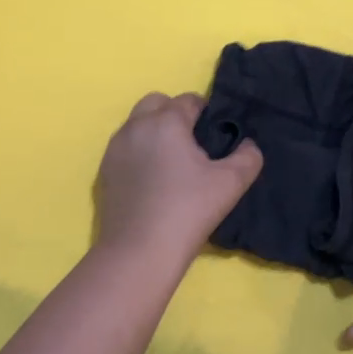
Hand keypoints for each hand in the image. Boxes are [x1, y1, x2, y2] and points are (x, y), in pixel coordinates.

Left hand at [94, 93, 262, 266]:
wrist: (138, 254)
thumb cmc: (187, 211)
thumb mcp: (231, 184)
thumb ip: (248, 157)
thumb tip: (248, 145)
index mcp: (166, 122)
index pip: (189, 100)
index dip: (206, 113)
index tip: (215, 136)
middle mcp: (137, 126)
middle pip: (157, 103)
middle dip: (175, 114)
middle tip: (192, 144)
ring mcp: (116, 148)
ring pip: (138, 124)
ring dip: (155, 131)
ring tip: (172, 163)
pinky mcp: (104, 171)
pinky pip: (125, 147)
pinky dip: (139, 152)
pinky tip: (152, 180)